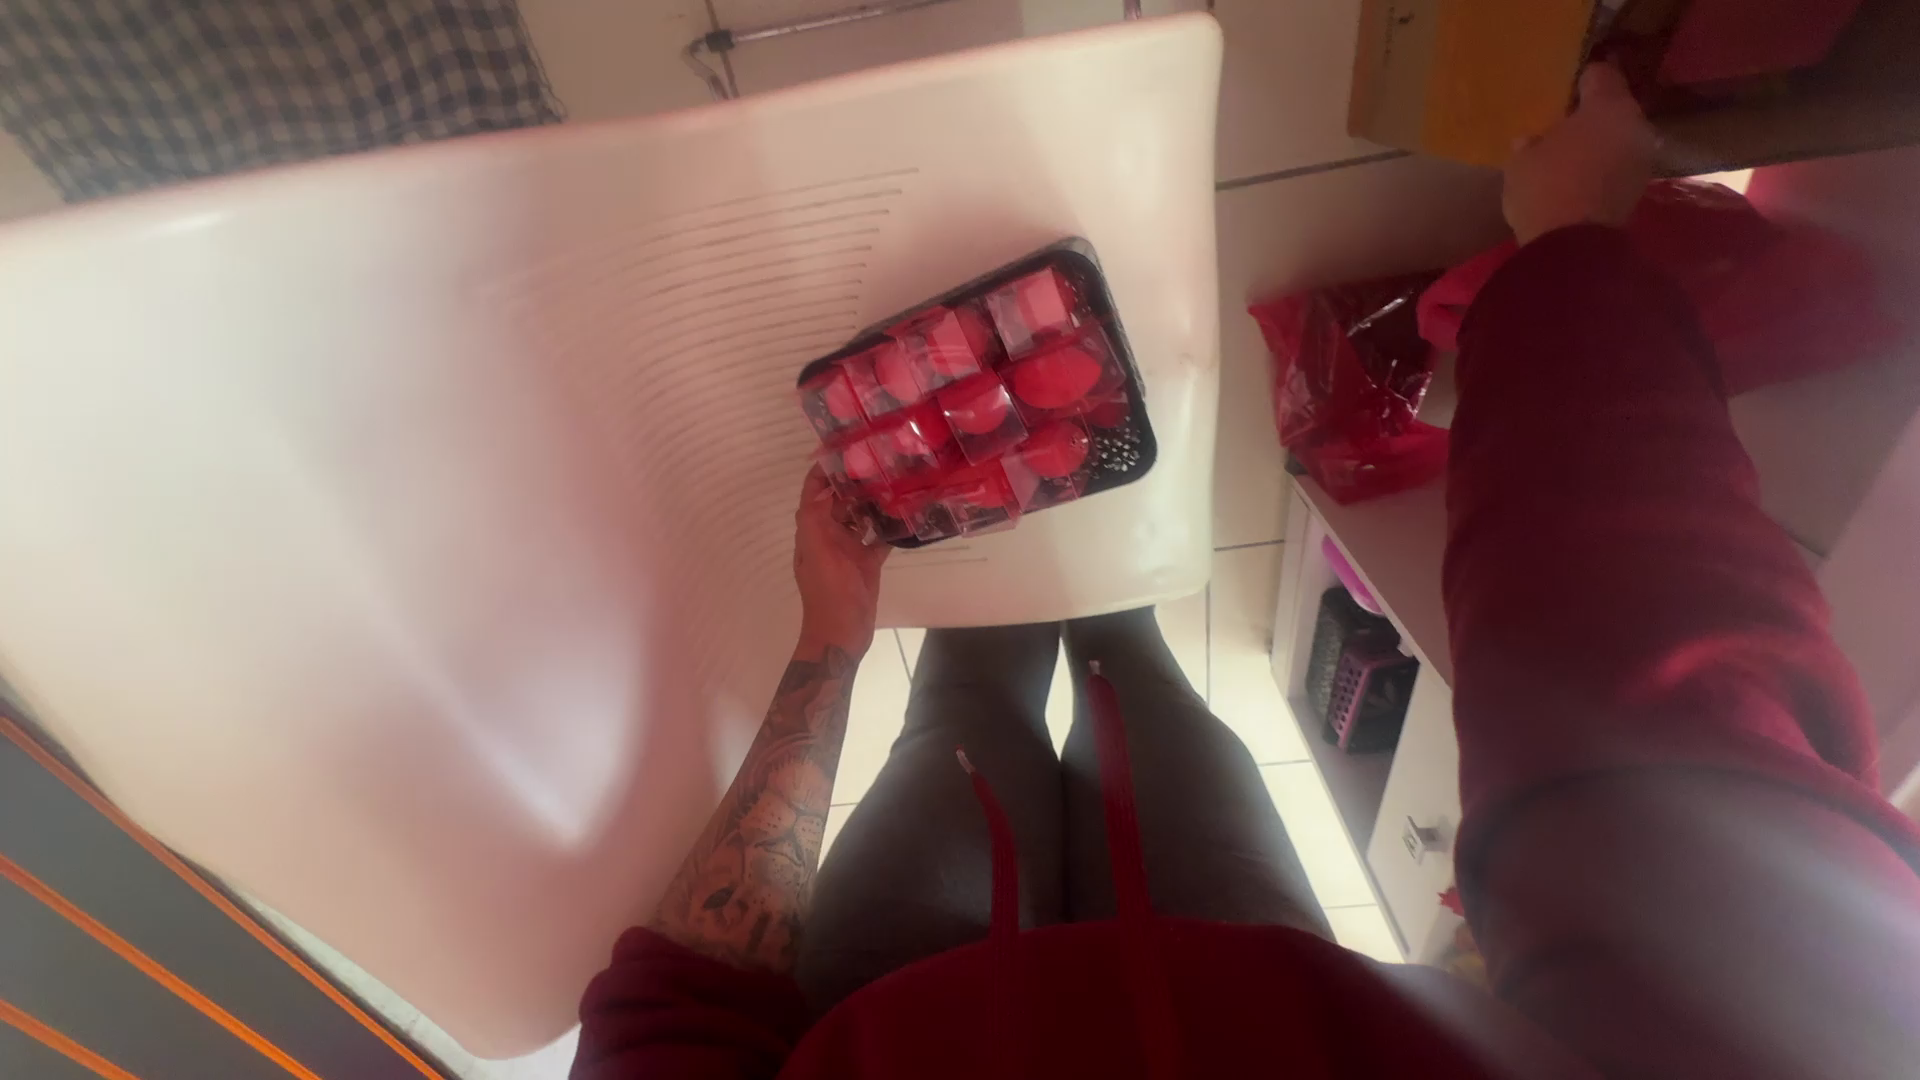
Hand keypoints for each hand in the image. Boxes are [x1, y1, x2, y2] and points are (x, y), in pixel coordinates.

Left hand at [792, 466, 889, 654]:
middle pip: (839, 502)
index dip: (822, 473)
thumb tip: (825, 486)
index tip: (843, 451)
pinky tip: (905, 515)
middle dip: (854, 483)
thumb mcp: (819, 553)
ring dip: (872, 503)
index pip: (814, 493)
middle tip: (881, 462)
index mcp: (812, 532)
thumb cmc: (829, 593)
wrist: (842, 633)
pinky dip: (888, 528)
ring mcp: (848, 551)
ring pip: (859, 519)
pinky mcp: (867, 563)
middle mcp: (828, 537)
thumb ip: (816, 519)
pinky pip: (878, 540)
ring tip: (895, 482)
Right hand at [1504, 63, 1655, 245]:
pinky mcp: (1638, 184)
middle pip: (1613, 109)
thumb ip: (1528, 145)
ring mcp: (1641, 154)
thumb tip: (1529, 139)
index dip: (1581, 79)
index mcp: (1605, 106)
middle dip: (1591, 117)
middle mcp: (1633, 122)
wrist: (1570, 242)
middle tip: (1564, 129)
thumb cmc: (1543, 190)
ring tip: (1571, 159)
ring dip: (1599, 145)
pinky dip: (1602, 169)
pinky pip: (1618, 165)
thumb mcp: (1519, 164)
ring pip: (1618, 138)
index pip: (1600, 75)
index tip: (1566, 88)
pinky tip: (1580, 181)